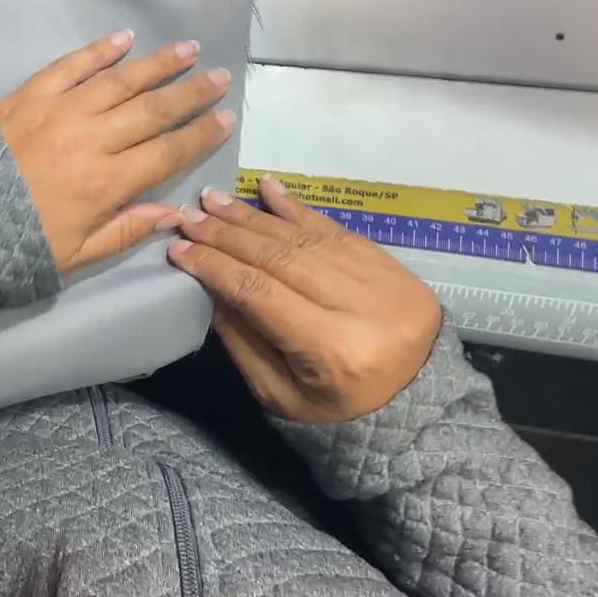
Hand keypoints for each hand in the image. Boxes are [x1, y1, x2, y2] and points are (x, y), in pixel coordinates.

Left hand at [0, 30, 234, 274]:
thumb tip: (175, 215)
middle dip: (191, 94)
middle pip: (153, 111)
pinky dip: (98, 50)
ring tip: (187, 50)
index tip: (225, 119)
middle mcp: (91, 139)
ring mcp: (60, 110)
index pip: (169, 153)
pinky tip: (123, 38)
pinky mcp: (30, 94)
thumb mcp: (74, 254)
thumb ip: (126, 231)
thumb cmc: (14, 240)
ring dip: (157, 64)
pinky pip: (71, 65)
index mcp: (106, 183)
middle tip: (219, 77)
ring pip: (120, 81)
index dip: (201, 136)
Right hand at [168, 178, 441, 421]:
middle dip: (225, 234)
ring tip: (212, 198)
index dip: (214, 266)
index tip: (177, 248)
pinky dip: (296, 207)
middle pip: (278, 258)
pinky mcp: (391, 266)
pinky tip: (267, 187)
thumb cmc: (336, 409)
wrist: (420, 409)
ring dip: (251, 215)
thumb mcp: (278, 392)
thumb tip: (207, 283)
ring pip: (302, 238)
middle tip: (187, 215)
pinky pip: (334, 228)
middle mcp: (362, 308)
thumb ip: (241, 336)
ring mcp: (382, 282)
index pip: (259, 292)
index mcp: (334, 350)